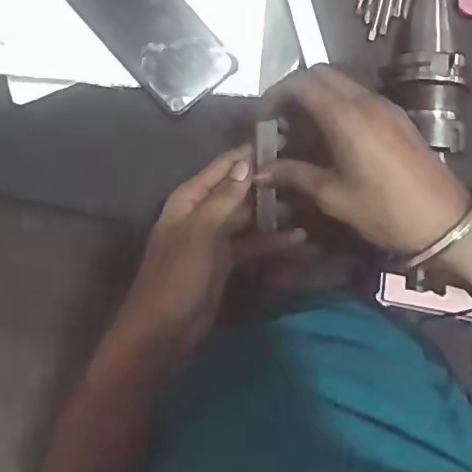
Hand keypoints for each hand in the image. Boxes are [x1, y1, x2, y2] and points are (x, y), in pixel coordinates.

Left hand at [117, 146, 305, 349]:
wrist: (163, 331)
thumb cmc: (179, 276)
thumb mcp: (202, 232)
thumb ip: (225, 197)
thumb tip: (245, 163)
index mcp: (189, 200)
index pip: (223, 167)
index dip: (249, 153)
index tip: (282, 140)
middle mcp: (203, 213)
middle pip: (239, 190)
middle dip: (267, 182)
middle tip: (305, 172)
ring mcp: (216, 238)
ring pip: (249, 217)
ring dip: (274, 212)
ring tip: (308, 202)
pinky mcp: (227, 262)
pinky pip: (252, 244)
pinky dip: (272, 241)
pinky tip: (299, 239)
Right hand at [259, 65, 471, 254]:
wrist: (444, 220)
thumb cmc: (386, 210)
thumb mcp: (335, 197)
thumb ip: (297, 175)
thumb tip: (263, 170)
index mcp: (347, 117)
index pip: (302, 84)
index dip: (275, 95)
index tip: (262, 118)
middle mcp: (367, 101)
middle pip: (322, 74)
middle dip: (295, 90)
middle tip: (280, 121)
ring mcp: (386, 106)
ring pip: (343, 83)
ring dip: (318, 96)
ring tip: (303, 130)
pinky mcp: (398, 117)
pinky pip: (361, 96)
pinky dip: (339, 104)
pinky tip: (332, 135)